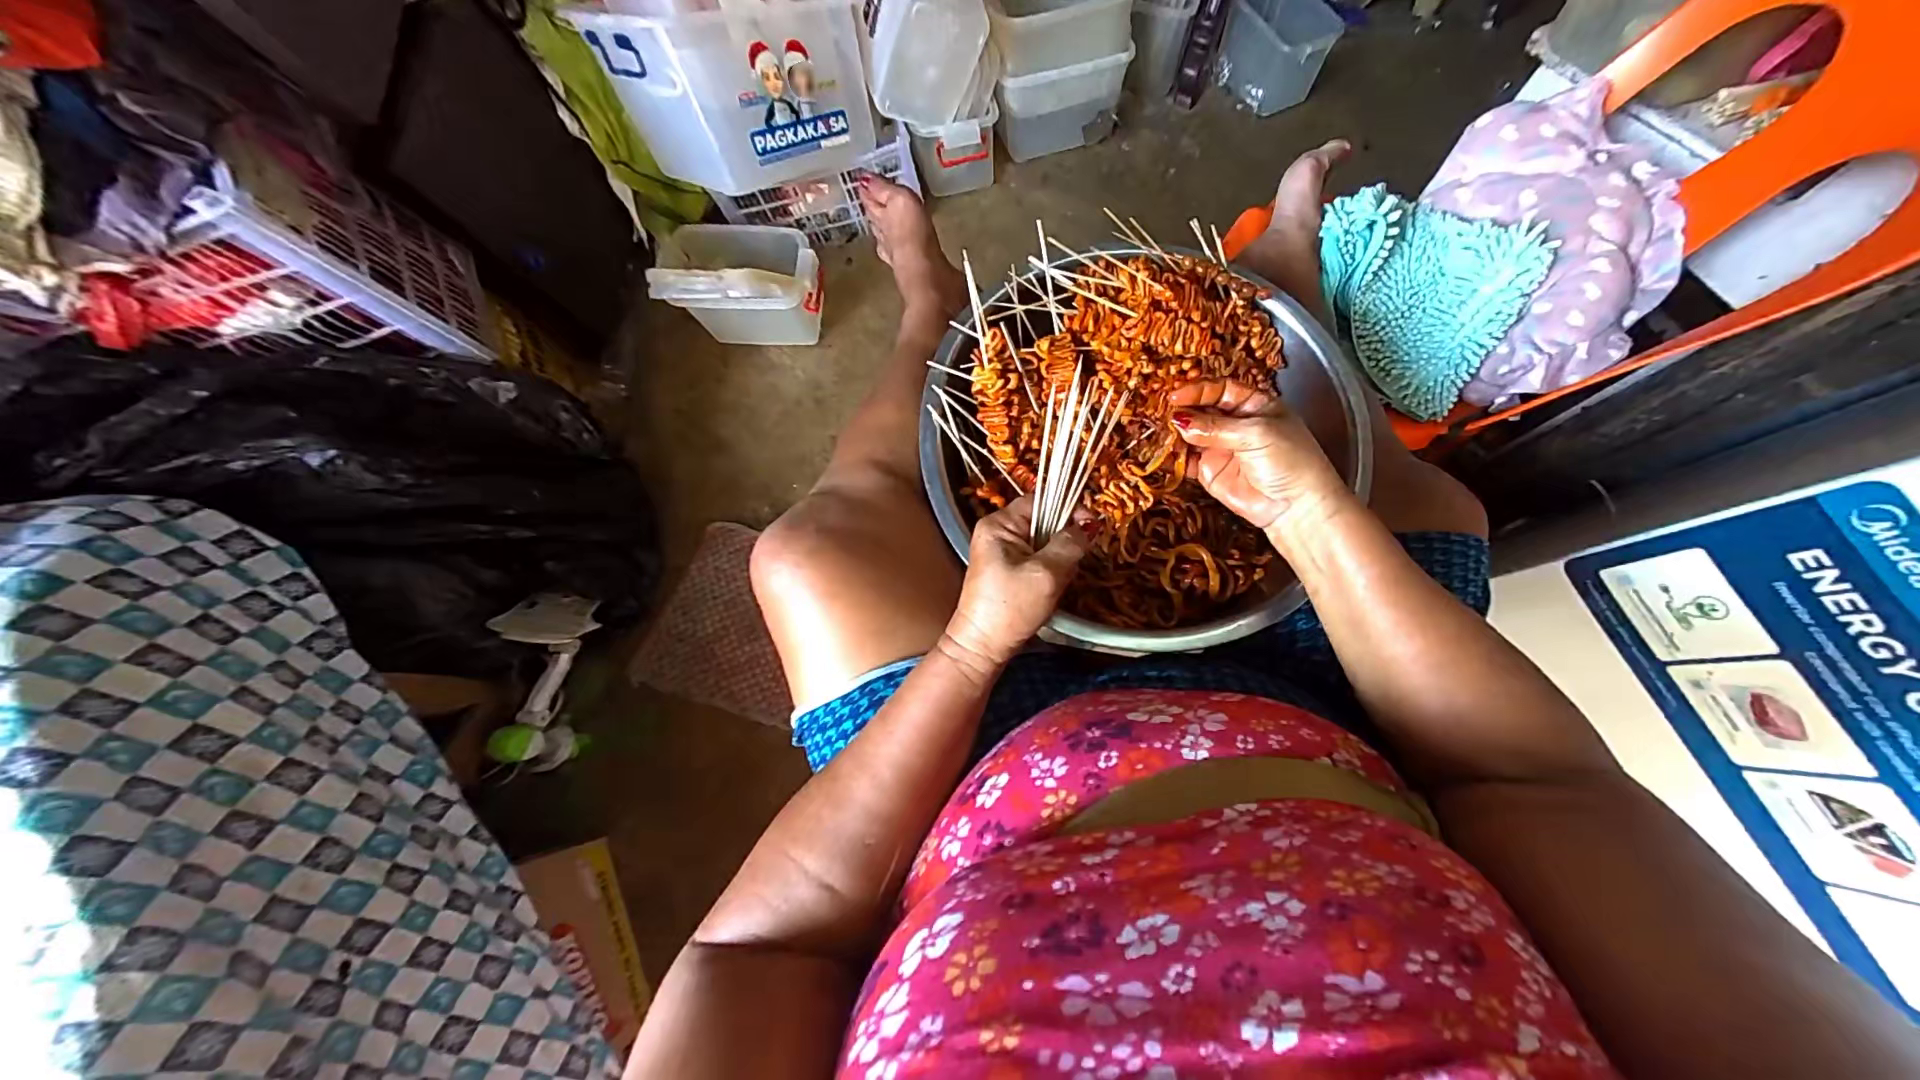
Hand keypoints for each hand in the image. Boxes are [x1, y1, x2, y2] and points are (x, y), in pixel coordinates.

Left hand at [941, 495, 1089, 675]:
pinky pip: (1039, 561)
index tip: (1090, 525)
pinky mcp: (1008, 571)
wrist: (982, 646)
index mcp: (999, 524)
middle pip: (1044, 520)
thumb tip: (1089, 524)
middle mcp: (997, 532)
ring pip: (1045, 542)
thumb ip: (1070, 544)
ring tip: (1058, 582)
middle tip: (1070, 563)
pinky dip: (1051, 572)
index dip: (1068, 507)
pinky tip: (1051, 589)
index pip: (1040, 499)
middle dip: (1063, 541)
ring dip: (1059, 560)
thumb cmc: (1010, 608)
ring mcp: (1002, 552)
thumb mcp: (1047, 573)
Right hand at [1167, 379, 1353, 535]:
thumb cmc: (1291, 461)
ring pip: (1190, 434)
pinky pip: (1185, 460)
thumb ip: (1216, 428)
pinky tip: (1162, 452)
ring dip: (1174, 433)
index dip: (1198, 390)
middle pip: (1201, 409)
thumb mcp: (1256, 434)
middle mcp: (1234, 423)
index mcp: (1254, 405)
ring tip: (1158, 431)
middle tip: (1162, 411)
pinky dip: (1172, 457)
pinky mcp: (1209, 470)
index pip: (1221, 390)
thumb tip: (1181, 421)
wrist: (1295, 506)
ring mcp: (1219, 447)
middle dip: (1182, 410)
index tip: (1176, 394)